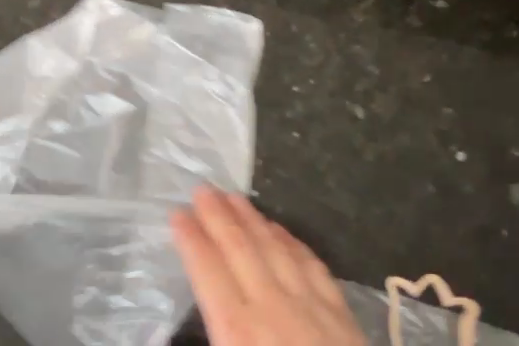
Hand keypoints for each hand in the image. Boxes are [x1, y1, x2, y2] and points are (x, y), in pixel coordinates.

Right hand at [172, 187, 366, 345]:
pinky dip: (292, 242)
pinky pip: (312, 265)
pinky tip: (282, 231)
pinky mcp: (342, 316)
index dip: (191, 241)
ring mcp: (311, 308)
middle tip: (203, 188)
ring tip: (235, 197)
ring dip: (253, 219)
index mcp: (237, 333)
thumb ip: (217, 337)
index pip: (208, 272)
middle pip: (240, 249)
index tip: (176, 214)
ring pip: (275, 249)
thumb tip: (207, 316)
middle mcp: (271, 309)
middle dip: (219, 216)